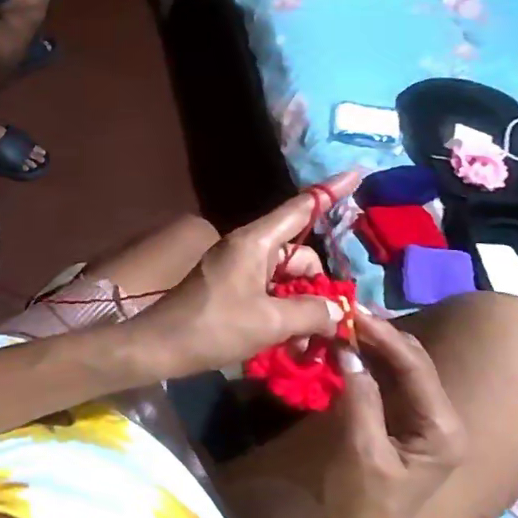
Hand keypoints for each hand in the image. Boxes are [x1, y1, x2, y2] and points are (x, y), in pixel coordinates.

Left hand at [133, 170, 361, 378]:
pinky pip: (267, 294)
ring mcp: (235, 270)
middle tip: (333, 323)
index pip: (299, 209)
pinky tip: (292, 346)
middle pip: (298, 256)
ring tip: (309, 344)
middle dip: (318, 287)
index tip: (358, 172)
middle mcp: (246, 250)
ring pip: (285, 281)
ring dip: (301, 309)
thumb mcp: (271, 321)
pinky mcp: (229, 290)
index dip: (329, 193)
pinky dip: (282, 315)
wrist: (160, 346)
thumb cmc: (215, 326)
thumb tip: (337, 311)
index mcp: (254, 243)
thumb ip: (312, 312)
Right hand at [319, 311, 466, 517]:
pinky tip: (346, 347)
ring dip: (373, 344)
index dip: (384, 335)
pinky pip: (388, 380)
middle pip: (413, 362)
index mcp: (443, 429)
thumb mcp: (361, 452)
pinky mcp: (402, 422)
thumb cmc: (366, 503)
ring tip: (342, 321)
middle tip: (343, 310)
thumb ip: (359, 400)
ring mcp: (423, 420)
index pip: (415, 367)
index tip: (351, 311)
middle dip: (381, 334)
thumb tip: (347, 352)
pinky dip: (368, 360)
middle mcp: (442, 419)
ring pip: (401, 367)